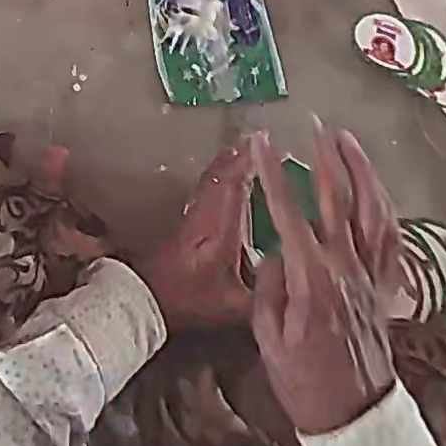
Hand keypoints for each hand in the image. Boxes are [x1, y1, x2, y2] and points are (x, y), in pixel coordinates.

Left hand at [137, 144, 256, 329]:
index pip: (236, 183)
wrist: (148, 299)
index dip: (251, 161)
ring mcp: (194, 213)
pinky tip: (228, 175)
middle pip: (223, 173)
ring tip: (247, 150)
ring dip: (229, 161)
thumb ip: (266, 293)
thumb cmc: (191, 299)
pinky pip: (206, 185)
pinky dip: (219, 173)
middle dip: (242, 155)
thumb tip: (297, 279)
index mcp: (221, 226)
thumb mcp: (235, 305)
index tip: (267, 143)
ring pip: (212, 177)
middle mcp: (207, 211)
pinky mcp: (187, 219)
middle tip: (261, 140)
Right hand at [249, 125, 400, 435]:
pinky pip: (392, 238)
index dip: (273, 173)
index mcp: (312, 278)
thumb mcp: (268, 339)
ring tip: (349, 142)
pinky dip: (385, 206)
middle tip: (316, 127)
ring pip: (373, 210)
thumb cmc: (305, 382)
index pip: (288, 212)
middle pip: (338, 200)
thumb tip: (275, 252)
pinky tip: (376, 188)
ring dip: (362, 171)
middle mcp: (346, 267)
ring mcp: (371, 274)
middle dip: (325, 158)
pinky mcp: (386, 285)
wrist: (356, 418)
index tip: (264, 143)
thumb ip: (267, 287)